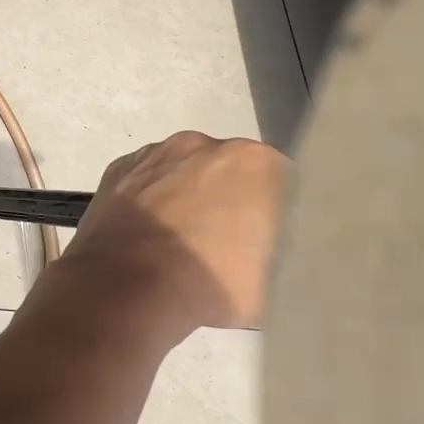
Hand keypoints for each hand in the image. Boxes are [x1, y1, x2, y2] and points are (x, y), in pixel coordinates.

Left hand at [62, 131, 288, 332]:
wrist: (129, 278)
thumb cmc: (222, 276)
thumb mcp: (294, 273)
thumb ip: (304, 245)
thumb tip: (307, 243)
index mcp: (253, 161)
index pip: (287, 181)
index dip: (287, 210)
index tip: (285, 237)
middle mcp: (197, 145)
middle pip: (231, 172)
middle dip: (239, 199)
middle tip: (241, 240)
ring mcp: (150, 154)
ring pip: (186, 173)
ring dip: (194, 196)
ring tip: (195, 239)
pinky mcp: (116, 169)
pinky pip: (150, 181)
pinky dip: (157, 199)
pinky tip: (160, 230)